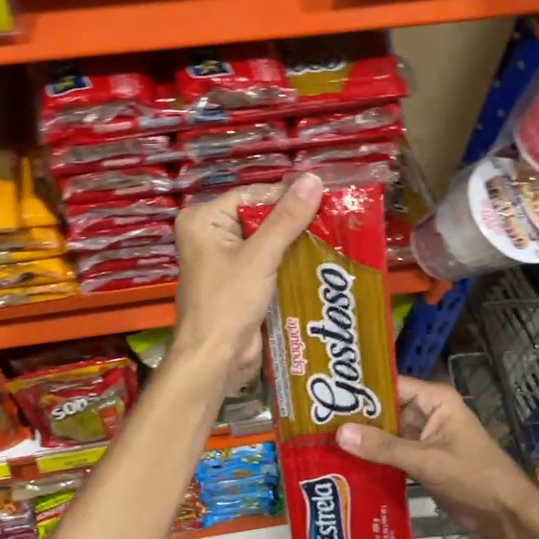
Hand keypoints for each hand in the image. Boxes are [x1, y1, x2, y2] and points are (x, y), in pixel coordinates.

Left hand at [173, 172, 323, 393]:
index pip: (252, 195)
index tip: (325, 197)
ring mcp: (223, 260)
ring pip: (266, 241)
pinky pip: (267, 262)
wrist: (214, 359)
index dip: (286, 197)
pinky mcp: (238, 282)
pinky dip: (288, 262)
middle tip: (335, 216)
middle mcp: (209, 235)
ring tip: (334, 236)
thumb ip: (287, 219)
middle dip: (293, 221)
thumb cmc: (228, 303)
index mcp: (203, 220)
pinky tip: (319, 260)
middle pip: (259, 217)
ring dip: (295, 243)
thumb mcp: (260, 257)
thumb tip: (313, 179)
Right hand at [337, 376, 538, 538]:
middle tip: (315, 420)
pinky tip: (343, 463)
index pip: (390, 385)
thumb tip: (340, 432)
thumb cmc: (473, 476)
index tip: (326, 393)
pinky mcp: (421, 460)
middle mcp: (427, 413)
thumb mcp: (427, 461)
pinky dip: (372, 458)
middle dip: (356, 416)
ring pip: (386, 433)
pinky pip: (391, 453)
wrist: (505, 514)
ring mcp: (423, 438)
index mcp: (435, 400)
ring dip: (362, 439)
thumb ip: (384, 447)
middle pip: (385, 409)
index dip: (360, 390)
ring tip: (321, 440)